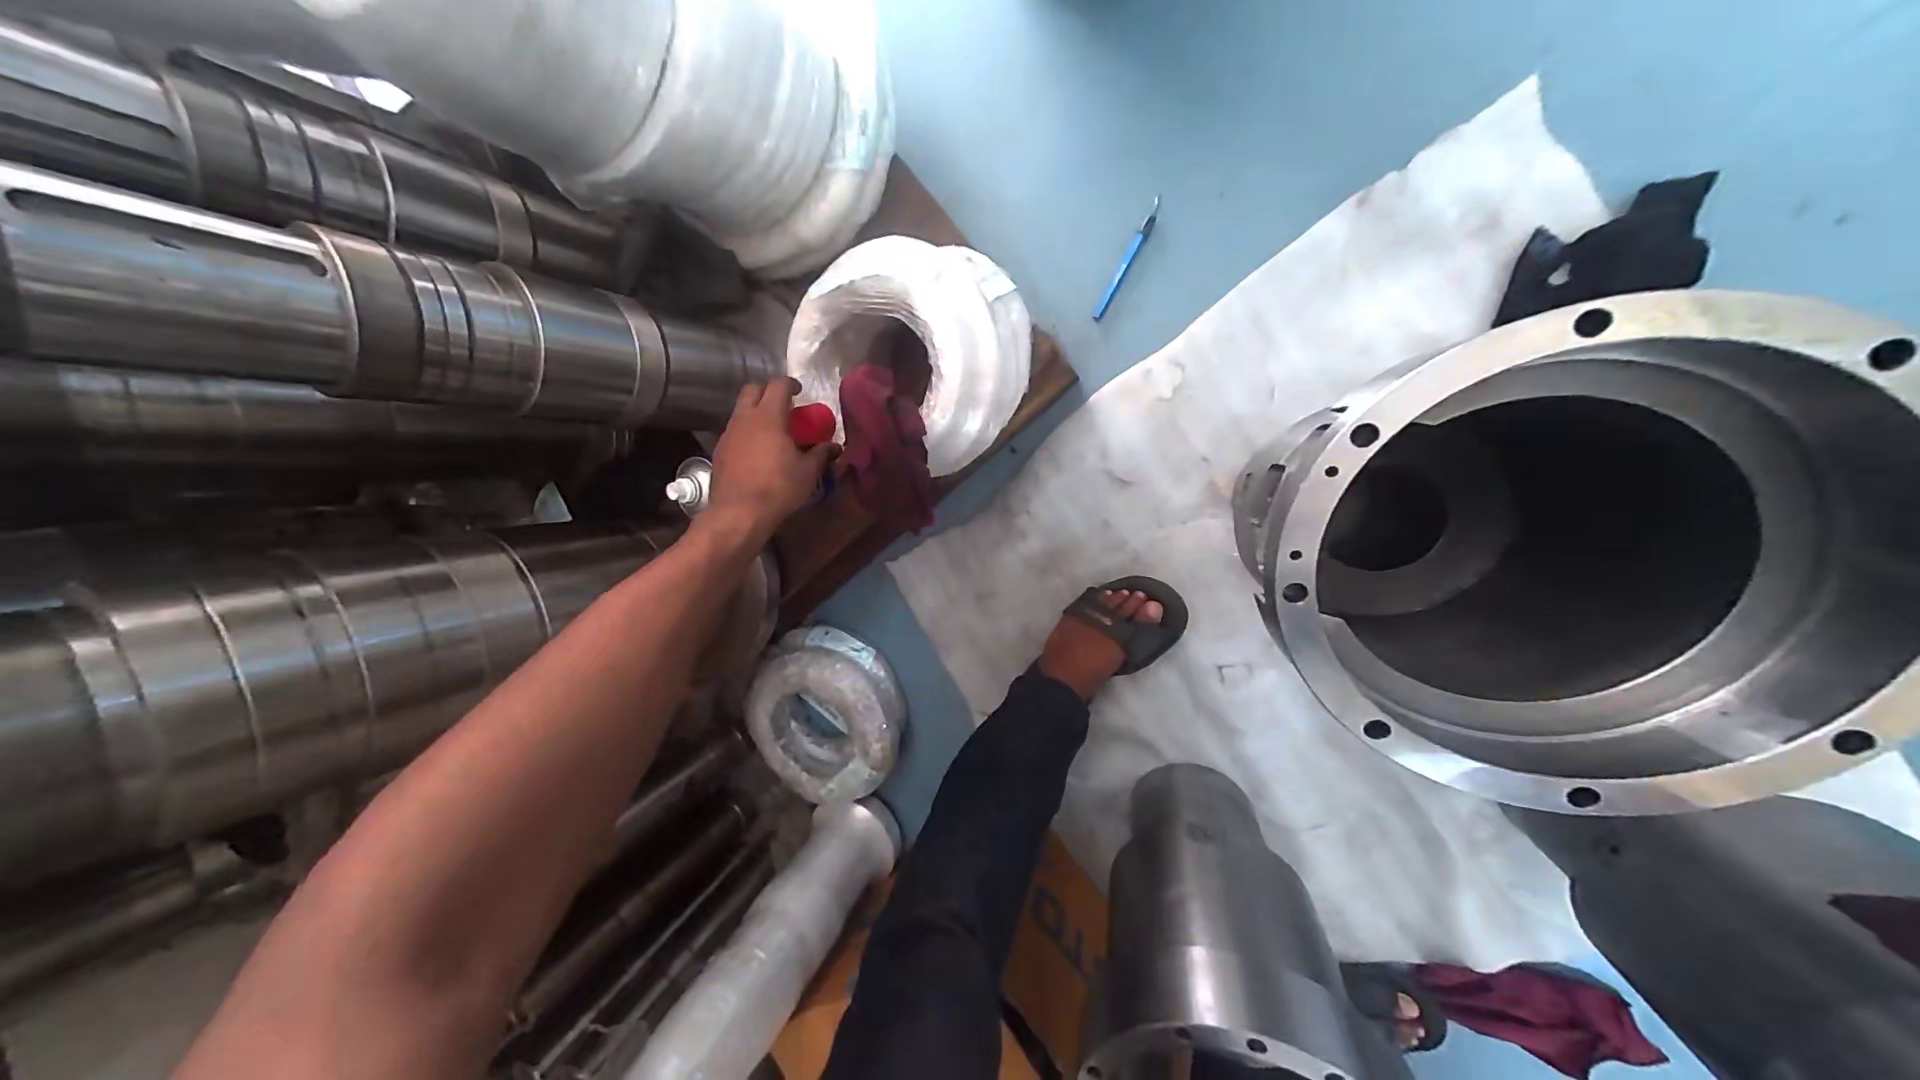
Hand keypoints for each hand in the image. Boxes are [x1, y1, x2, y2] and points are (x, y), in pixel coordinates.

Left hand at [704, 377, 830, 544]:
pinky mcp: (719, 451)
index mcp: (768, 417)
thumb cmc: (778, 488)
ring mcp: (728, 434)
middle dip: (768, 392)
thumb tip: (835, 446)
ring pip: (740, 411)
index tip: (800, 391)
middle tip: (783, 406)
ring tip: (772, 431)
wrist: (738, 513)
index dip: (790, 383)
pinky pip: (734, 431)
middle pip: (752, 390)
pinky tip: (756, 452)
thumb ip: (821, 454)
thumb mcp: (808, 472)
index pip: (778, 385)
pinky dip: (746, 432)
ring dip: (756, 413)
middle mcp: (744, 418)